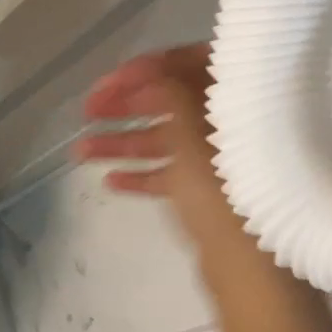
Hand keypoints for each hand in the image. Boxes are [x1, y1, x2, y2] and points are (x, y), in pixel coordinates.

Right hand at [74, 44, 304, 310]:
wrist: (250, 267)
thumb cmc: (225, 196)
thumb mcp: (193, 142)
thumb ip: (171, 100)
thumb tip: (149, 72)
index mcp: (237, 101)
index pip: (192, 65)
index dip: (147, 70)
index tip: (107, 83)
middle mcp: (230, 125)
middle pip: (173, 103)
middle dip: (126, 106)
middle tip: (86, 111)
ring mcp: (219, 161)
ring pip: (165, 142)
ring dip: (122, 143)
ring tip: (80, 151)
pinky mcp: (208, 195)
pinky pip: (169, 177)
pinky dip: (141, 175)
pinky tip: (110, 181)